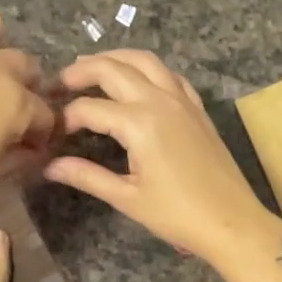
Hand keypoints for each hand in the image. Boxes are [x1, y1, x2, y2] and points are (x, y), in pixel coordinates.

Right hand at [44, 51, 280, 265]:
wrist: (232, 222)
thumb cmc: (178, 215)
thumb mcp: (128, 198)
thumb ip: (88, 177)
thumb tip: (50, 167)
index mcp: (139, 123)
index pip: (89, 108)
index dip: (66, 116)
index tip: (52, 130)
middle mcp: (160, 101)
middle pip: (113, 68)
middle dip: (82, 71)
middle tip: (61, 83)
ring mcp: (183, 101)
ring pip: (145, 61)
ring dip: (116, 59)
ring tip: (94, 69)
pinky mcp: (198, 109)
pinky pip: (170, 76)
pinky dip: (149, 70)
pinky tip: (139, 82)